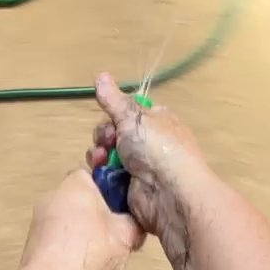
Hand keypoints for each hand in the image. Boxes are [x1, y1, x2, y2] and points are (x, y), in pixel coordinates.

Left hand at [21, 169, 144, 269]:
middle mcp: (53, 197)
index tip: (122, 215)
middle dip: (100, 229)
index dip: (112, 194)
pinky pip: (61, 251)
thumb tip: (131, 223)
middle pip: (84, 208)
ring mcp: (40, 222)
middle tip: (114, 248)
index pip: (95, 176)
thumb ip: (133, 223)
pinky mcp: (33, 245)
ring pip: (74, 234)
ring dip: (88, 253)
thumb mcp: (127, 235)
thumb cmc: (91, 250)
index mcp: (75, 184)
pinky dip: (73, 265)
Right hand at [86, 73, 209, 269]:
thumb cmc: (157, 148)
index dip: (114, 116)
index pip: (127, 113)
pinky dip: (101, 175)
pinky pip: (107, 177)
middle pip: (113, 133)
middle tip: (108, 142)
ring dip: (99, 156)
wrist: (170, 194)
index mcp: (156, 122)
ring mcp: (140, 167)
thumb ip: (113, 99)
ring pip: (107, 155)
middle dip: (103, 137)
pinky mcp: (130, 188)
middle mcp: (149, 143)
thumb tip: (101, 75)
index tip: (110, 120)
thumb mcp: (133, 117)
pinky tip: (100, 175)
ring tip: (102, 161)